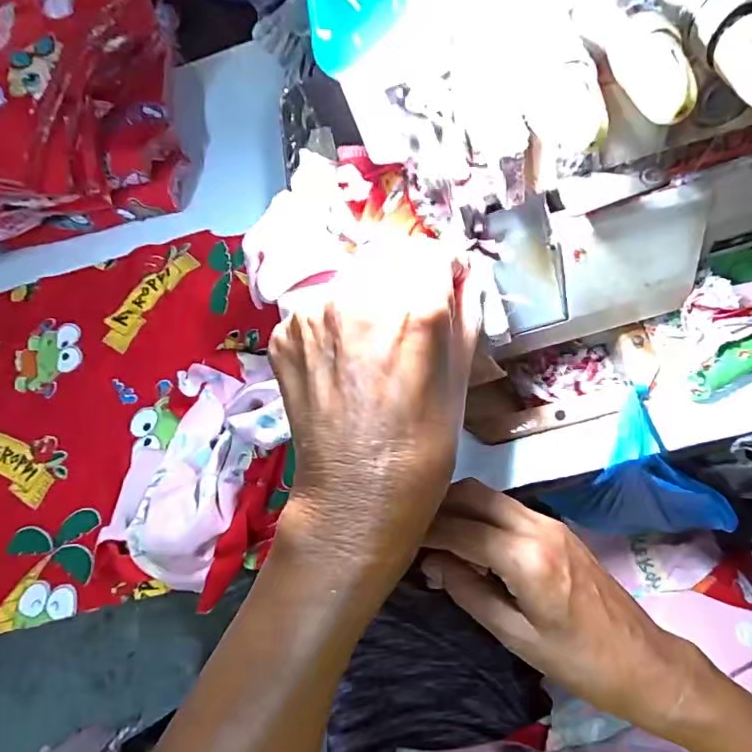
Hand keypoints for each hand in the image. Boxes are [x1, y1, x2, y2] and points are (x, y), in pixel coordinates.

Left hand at [269, 239, 479, 589]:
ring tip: (373, 348)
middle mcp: (358, 299)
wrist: (355, 499)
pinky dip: (334, 322)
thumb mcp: (461, 380)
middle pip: (389, 256)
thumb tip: (464, 276)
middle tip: (409, 321)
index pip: (432, 252)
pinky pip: (319, 307)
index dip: (444, 270)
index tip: (446, 288)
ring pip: (351, 278)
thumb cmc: (421, 450)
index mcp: (413, 311)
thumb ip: (466, 314)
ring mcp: (313, 315)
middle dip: (405, 279)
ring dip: (367, 298)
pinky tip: (343, 363)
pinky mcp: (285, 334)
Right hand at [420, 480, 718, 736]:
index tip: (395, 537)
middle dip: (438, 506)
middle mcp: (539, 527)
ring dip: (459, 509)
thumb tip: (433, 564)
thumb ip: (470, 592)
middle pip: (474, 494)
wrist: (645, 662)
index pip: (461, 528)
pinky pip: (508, 510)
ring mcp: (552, 524)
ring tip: (433, 539)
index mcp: (529, 558)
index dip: (424, 530)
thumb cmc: (580, 662)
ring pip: (491, 497)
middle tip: (409, 532)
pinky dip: (481, 517)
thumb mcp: (517, 637)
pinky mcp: (559, 529)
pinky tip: (468, 545)